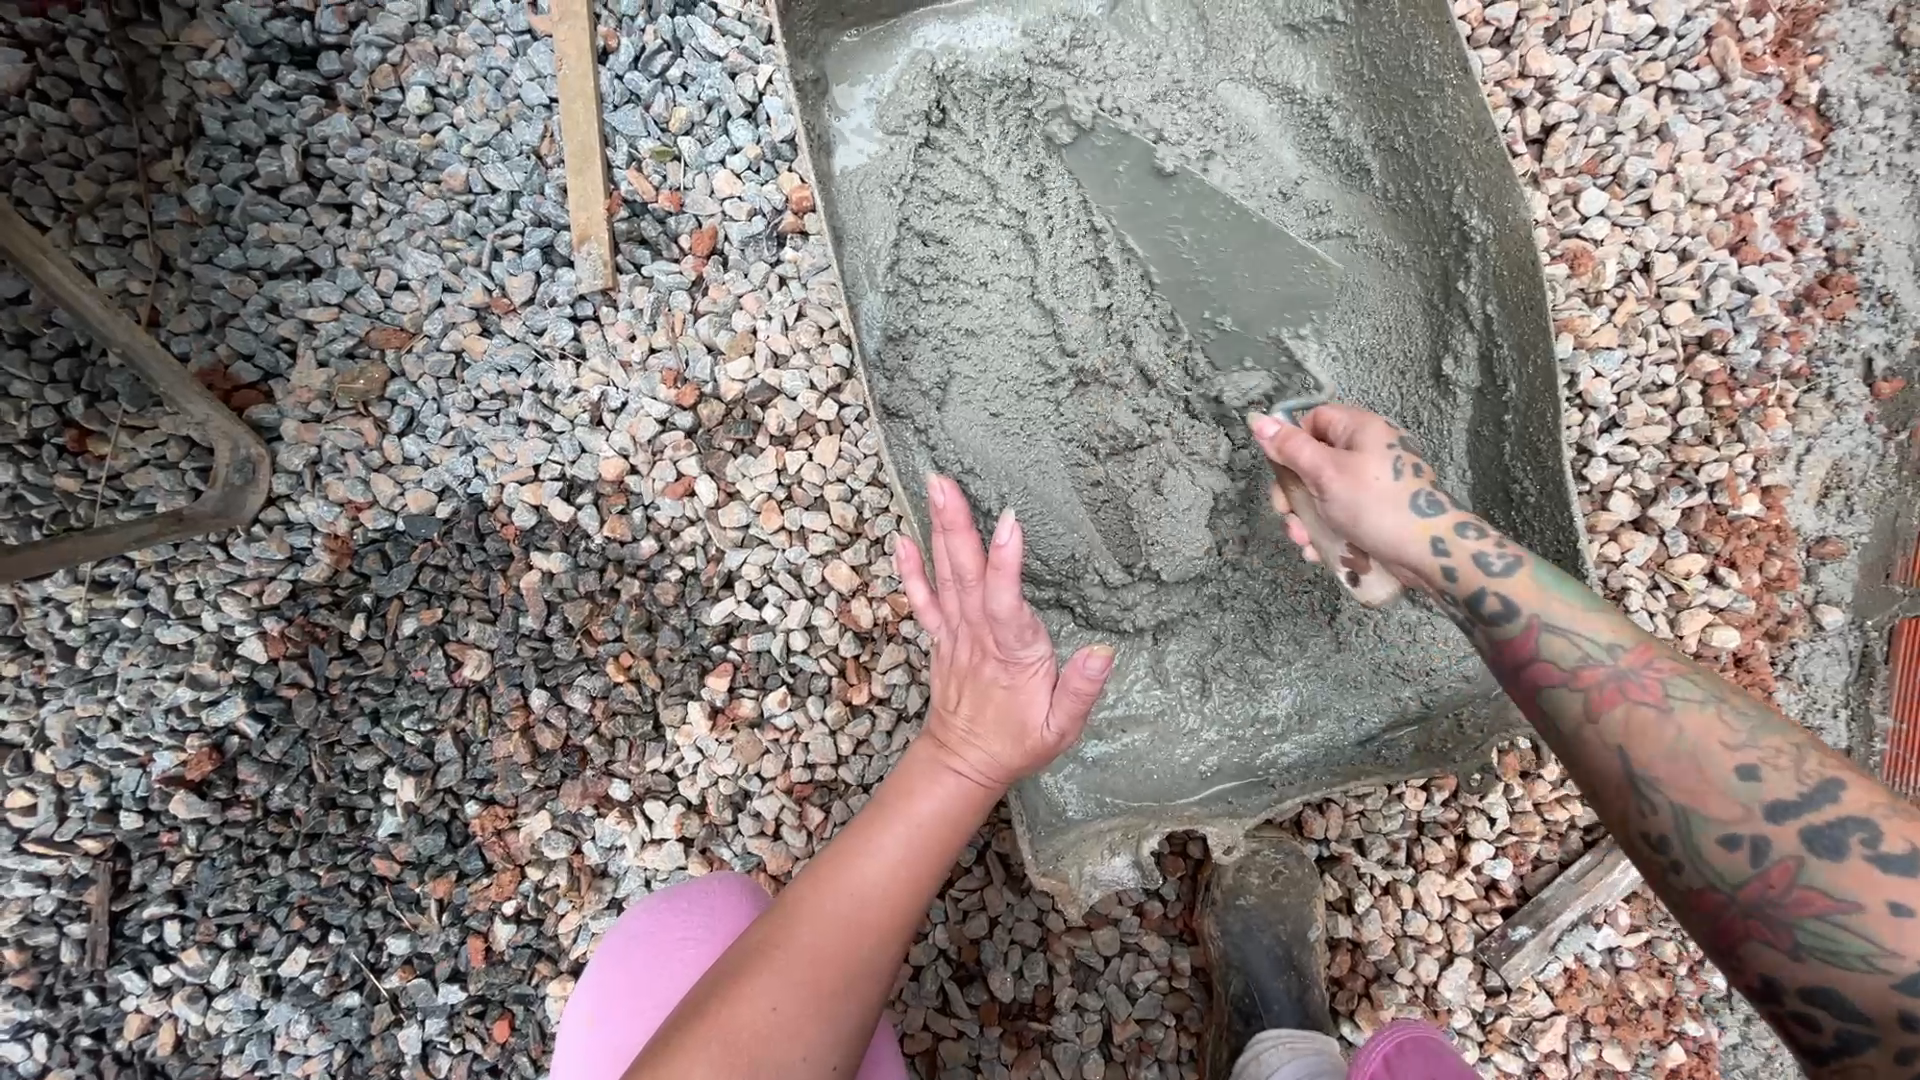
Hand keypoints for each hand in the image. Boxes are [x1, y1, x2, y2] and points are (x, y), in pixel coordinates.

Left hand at [894, 475, 1115, 791]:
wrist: (965, 760)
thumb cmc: (1018, 740)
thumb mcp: (1062, 727)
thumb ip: (1081, 688)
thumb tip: (1103, 651)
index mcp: (1013, 654)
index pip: (1006, 602)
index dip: (1006, 563)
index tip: (1008, 521)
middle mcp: (978, 636)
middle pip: (966, 575)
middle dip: (957, 525)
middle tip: (944, 482)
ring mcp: (954, 633)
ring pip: (945, 576)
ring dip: (938, 530)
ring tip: (934, 489)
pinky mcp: (940, 635)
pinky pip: (921, 599)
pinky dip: (909, 569)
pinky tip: (902, 538)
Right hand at [1247, 405, 1464, 587]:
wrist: (1426, 554)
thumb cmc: (1375, 505)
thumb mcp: (1325, 473)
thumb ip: (1290, 447)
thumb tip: (1258, 419)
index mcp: (1359, 430)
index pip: (1314, 420)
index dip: (1292, 442)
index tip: (1283, 470)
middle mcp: (1365, 451)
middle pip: (1311, 460)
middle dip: (1292, 491)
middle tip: (1285, 512)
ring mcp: (1368, 484)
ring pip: (1319, 492)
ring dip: (1302, 517)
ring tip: (1302, 539)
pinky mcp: (1370, 512)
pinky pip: (1335, 514)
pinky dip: (1321, 530)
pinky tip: (1315, 549)